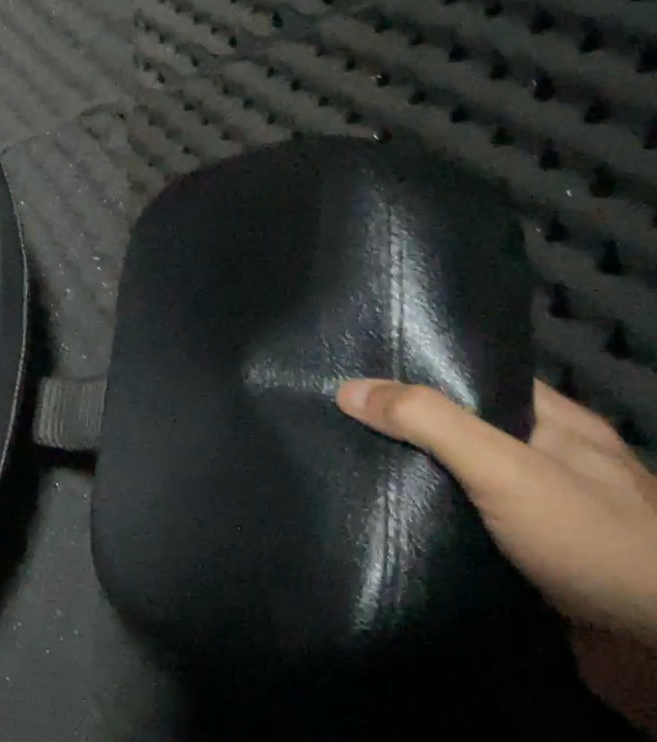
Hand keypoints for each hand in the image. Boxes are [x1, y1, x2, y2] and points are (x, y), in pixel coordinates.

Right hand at [336, 378, 656, 645]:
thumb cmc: (596, 543)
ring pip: (460, 479)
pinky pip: (464, 524)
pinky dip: (428, 519)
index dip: (418, 371)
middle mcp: (553, 462)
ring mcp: (544, 513)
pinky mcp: (531, 558)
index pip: (478, 379)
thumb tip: (348, 389)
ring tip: (344, 464)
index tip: (354, 371)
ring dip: (411, 478)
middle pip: (462, 429)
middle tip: (334, 418)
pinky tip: (385, 518)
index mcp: (561, 426)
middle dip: (403, 427)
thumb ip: (430, 423)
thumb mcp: (507, 469)